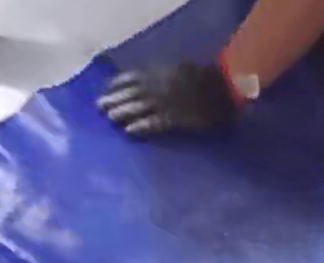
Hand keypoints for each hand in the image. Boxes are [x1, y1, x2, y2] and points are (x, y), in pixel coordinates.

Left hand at [97, 63, 237, 136]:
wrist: (224, 88)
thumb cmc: (206, 81)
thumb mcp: (182, 70)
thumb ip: (166, 76)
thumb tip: (152, 82)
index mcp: (162, 73)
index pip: (134, 77)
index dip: (118, 84)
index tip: (106, 89)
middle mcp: (160, 86)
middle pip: (132, 93)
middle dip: (115, 99)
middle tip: (99, 107)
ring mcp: (167, 102)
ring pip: (139, 107)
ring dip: (123, 112)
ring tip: (110, 118)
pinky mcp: (176, 119)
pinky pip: (154, 123)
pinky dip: (141, 126)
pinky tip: (129, 131)